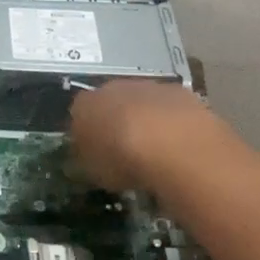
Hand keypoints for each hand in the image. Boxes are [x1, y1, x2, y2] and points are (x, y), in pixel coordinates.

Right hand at [68, 79, 226, 191]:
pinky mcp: (179, 92)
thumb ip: (91, 159)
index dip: (88, 134)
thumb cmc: (122, 161)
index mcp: (84, 105)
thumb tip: (93, 156)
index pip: (79, 115)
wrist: (172, 146)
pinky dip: (172, 122)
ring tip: (157, 151)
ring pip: (142, 103)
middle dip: (117, 122)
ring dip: (146, 120)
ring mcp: (148, 87)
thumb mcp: (95, 172)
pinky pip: (170, 108)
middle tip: (126, 150)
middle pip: (111, 103)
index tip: (97, 153)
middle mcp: (112, 88)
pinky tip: (179, 144)